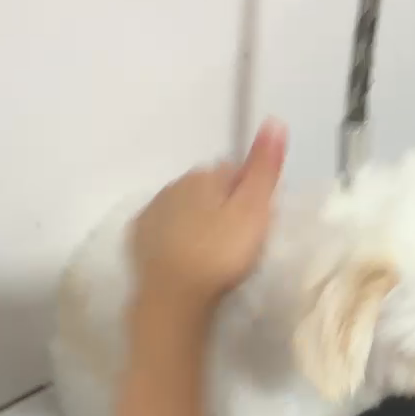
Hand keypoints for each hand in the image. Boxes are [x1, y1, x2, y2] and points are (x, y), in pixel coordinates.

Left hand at [130, 120, 287, 315]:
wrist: (174, 295)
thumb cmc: (221, 253)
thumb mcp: (254, 210)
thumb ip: (264, 169)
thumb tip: (275, 120)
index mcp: (204, 176)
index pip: (234, 171)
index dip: (250, 193)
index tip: (259, 219)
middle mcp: (173, 184)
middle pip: (208, 188)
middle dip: (222, 205)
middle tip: (241, 238)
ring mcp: (152, 211)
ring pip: (185, 207)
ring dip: (200, 221)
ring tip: (216, 251)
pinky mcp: (139, 237)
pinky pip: (165, 228)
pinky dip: (178, 237)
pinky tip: (189, 257)